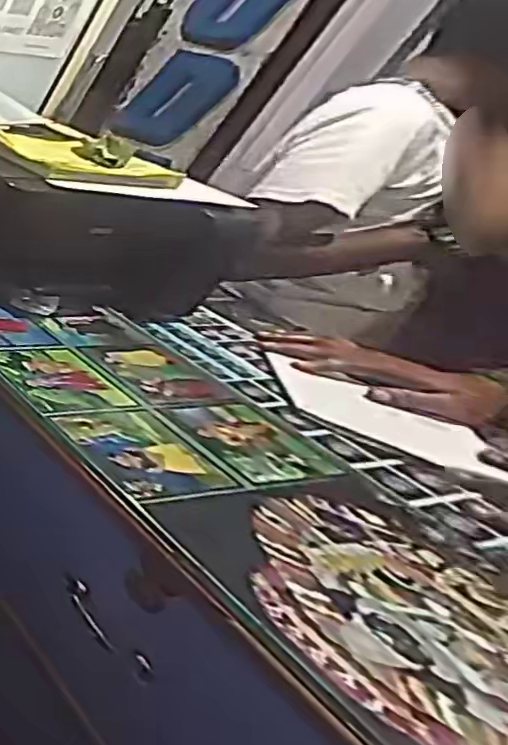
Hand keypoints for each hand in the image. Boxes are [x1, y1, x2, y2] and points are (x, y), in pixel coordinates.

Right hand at [260, 334, 507, 427]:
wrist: (491, 398)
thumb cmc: (469, 406)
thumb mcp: (446, 407)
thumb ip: (408, 399)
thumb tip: (370, 393)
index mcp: (392, 370)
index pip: (346, 364)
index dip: (319, 364)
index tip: (292, 366)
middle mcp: (379, 358)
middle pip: (328, 346)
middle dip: (292, 344)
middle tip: (260, 342)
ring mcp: (375, 356)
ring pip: (327, 342)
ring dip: (294, 338)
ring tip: (266, 336)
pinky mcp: (374, 358)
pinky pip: (334, 344)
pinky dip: (310, 339)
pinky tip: (298, 339)